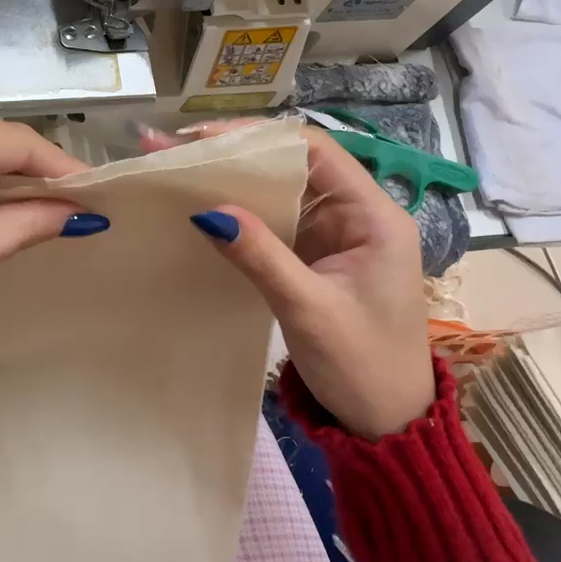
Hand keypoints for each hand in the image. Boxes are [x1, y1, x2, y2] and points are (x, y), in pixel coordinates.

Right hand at [139, 120, 434, 437]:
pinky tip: (201, 205)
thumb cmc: (363, 366)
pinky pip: (273, 217)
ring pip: (278, 187)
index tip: (202, 139)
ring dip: (232, 179)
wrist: (388, 425)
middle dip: (233, 153)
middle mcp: (355, 211)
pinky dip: (239, 209)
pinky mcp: (314, 253)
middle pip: (291, 161)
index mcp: (373, 214)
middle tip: (172, 150)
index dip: (257, 136)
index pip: (313, 148)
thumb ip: (262, 256)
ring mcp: (334, 232)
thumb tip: (207, 210)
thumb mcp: (309, 310)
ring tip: (176, 169)